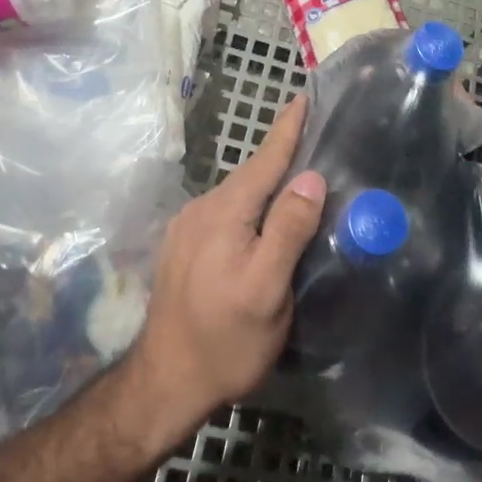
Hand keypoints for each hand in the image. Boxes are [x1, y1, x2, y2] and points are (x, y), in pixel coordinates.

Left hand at [126, 96, 326, 445]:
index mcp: (225, 214)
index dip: (287, 129)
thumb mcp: (267, 291)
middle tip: (317, 136)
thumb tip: (311, 177)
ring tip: (300, 176)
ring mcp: (188, 229)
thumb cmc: (225, 341)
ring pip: (239, 193)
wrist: (164, 385)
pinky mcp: (184, 248)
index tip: (305, 96)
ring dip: (268, 181)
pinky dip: (252, 203)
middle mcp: (202, 211)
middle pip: (251, 173)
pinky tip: (265, 217)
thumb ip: (288, 231)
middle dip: (282, 152)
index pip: (264, 160)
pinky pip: (227, 211)